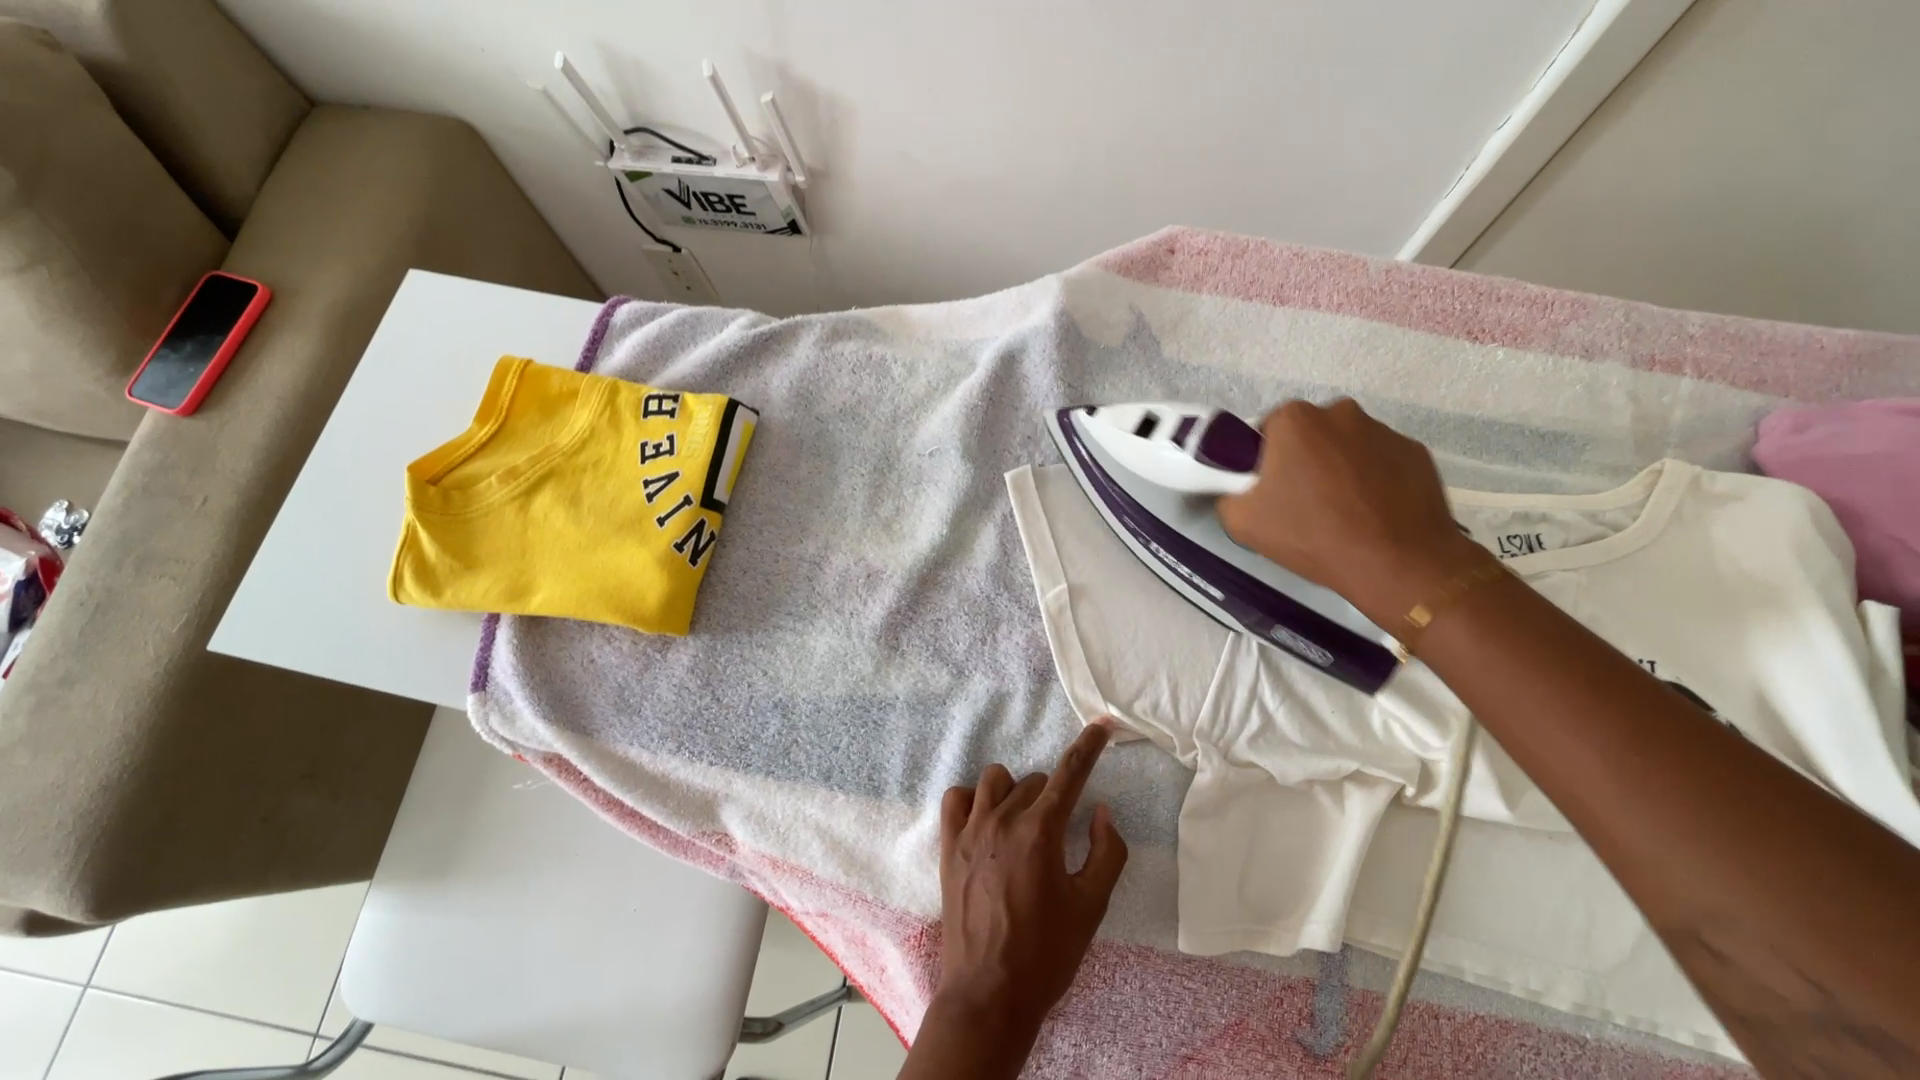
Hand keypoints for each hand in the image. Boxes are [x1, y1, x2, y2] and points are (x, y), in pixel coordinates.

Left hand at [934, 722, 1127, 1033]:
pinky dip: (974, 800)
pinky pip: (957, 798)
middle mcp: (1003, 821)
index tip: (1101, 725)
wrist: (989, 992)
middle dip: (1055, 796)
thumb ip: (1106, 851)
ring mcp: (970, 831)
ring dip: (1016, 792)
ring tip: (1024, 825)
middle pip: (1035, 781)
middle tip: (1061, 834)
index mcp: (1041, 832)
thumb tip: (1100, 811)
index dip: (1089, 747)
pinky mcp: (948, 847)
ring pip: (995, 781)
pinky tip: (986, 821)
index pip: (1070, 774)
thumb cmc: (1047, 952)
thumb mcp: (1092, 906)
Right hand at [1216, 398, 1488, 625]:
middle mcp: (1341, 413)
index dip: (1265, 461)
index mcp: (1295, 420)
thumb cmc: (1313, 536)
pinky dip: (1375, 480)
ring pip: (1348, 446)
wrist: (1396, 565)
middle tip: (1305, 503)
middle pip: (1310, 434)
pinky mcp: (1416, 452)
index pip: (1267, 430)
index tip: (1271, 491)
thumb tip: (1240, 490)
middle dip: (1305, 459)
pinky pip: (1382, 462)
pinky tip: (1374, 513)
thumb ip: (1229, 495)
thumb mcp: (1242, 523)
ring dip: (1341, 469)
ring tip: (1344, 512)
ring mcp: (1384, 431)